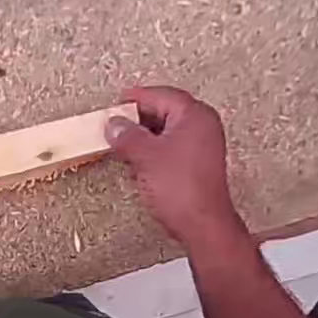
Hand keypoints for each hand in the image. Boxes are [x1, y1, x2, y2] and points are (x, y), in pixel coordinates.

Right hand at [105, 86, 246, 250]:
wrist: (200, 222)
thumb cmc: (182, 189)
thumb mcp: (145, 157)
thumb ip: (127, 136)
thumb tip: (115, 125)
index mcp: (195, 115)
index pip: (162, 96)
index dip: (137, 98)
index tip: (119, 101)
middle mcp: (203, 126)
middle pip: (166, 111)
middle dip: (140, 117)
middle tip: (117, 122)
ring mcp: (202, 146)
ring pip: (168, 131)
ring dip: (145, 136)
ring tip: (124, 142)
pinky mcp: (197, 165)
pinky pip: (172, 148)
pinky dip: (154, 150)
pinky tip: (140, 161)